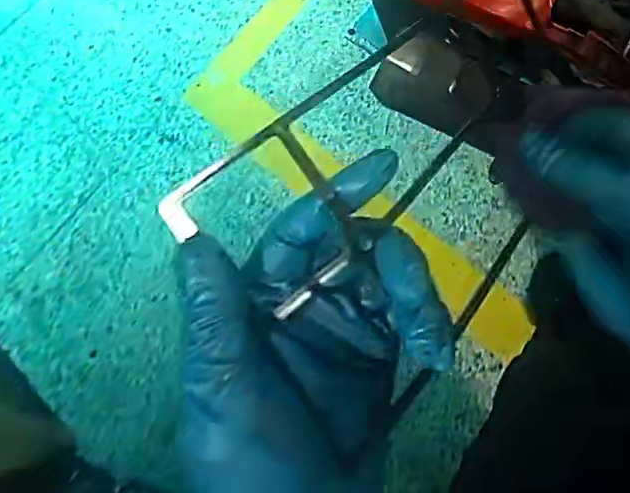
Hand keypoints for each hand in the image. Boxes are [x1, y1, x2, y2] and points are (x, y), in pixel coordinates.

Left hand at [177, 149, 454, 492]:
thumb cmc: (248, 471)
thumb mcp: (222, 397)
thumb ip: (213, 319)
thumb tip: (192, 239)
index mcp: (260, 301)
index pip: (299, 231)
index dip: (336, 194)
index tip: (383, 167)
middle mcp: (304, 301)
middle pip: (357, 246)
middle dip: (393, 259)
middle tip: (413, 297)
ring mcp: (346, 327)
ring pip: (391, 275)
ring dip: (418, 297)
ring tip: (430, 341)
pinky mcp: (381, 354)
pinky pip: (413, 316)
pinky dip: (432, 324)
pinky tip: (437, 355)